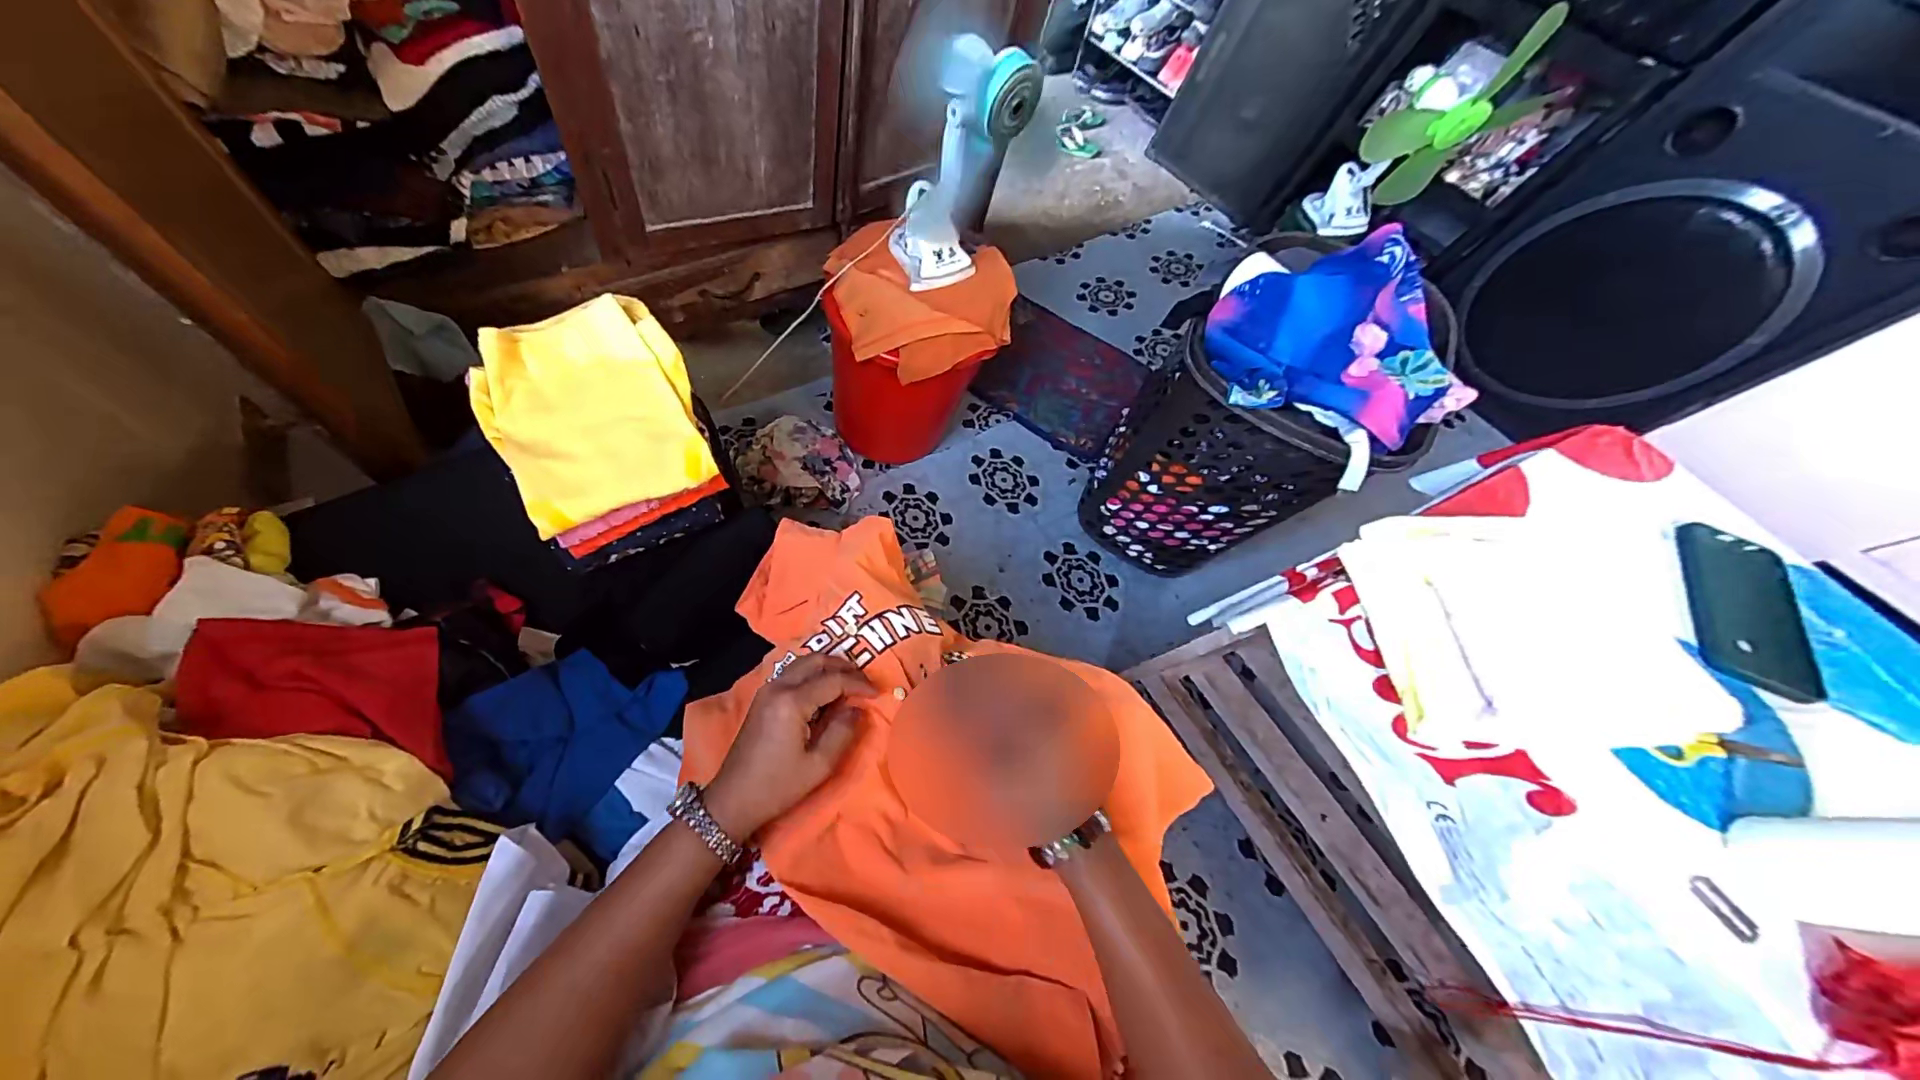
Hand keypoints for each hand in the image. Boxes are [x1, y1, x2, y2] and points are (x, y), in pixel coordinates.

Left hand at [705, 654, 877, 840]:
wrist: (733, 800)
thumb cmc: (778, 786)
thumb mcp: (819, 765)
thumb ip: (843, 732)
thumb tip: (857, 709)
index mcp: (792, 702)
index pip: (833, 680)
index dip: (859, 684)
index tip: (878, 693)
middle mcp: (778, 687)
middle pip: (817, 661)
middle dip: (844, 667)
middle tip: (865, 682)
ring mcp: (767, 691)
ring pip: (803, 664)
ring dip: (828, 668)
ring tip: (849, 684)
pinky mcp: (763, 699)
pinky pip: (793, 674)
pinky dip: (813, 675)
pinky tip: (825, 693)